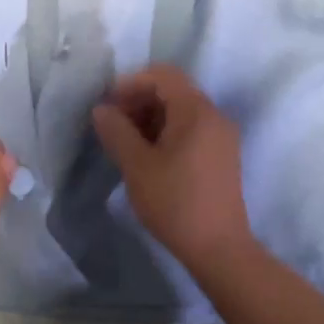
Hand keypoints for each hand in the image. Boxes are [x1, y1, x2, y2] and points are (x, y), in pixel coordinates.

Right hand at [91, 65, 254, 267]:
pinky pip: (191, 130)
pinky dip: (166, 133)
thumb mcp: (136, 166)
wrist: (218, 247)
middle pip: (173, 91)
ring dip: (150, 118)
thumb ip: (116, 131)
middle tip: (112, 126)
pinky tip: (147, 157)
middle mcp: (214, 116)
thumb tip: (101, 110)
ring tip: (125, 144)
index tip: (107, 106)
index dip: (130, 83)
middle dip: (138, 101)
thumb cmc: (174, 202)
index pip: (162, 75)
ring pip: (181, 111)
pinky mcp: (222, 156)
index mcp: (196, 111)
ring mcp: (222, 137)